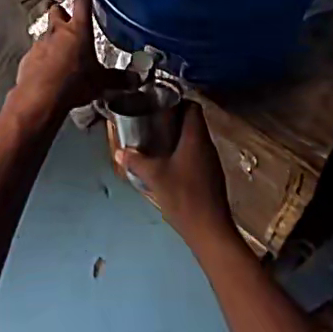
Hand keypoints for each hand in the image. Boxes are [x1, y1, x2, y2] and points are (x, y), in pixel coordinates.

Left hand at [3, 0, 128, 132]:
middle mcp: (57, 31)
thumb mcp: (101, 82)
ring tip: (62, 54)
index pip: (82, 3)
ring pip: (46, 32)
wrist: (40, 99)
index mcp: (78, 30)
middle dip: (63, 14)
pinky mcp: (27, 58)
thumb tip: (135, 79)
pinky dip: (42, 57)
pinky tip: (48, 72)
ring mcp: (40, 43)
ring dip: (53, 39)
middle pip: (57, 10)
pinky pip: (36, 52)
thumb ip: (118, 78)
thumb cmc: (73, 84)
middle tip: (71, 25)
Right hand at [112, 101, 235, 247]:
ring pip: (196, 139)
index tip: (160, 104)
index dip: (178, 101)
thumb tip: (120, 151)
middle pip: (194, 121)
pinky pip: (198, 154)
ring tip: (158, 141)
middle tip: (154, 122)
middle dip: (175, 119)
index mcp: (196, 137)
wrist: (210, 230)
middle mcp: (207, 144)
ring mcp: (212, 161)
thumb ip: (136, 161)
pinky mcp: (212, 176)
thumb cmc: (184, 197)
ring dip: (180, 137)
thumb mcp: (155, 177)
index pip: (193, 106)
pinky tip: (170, 163)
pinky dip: (185, 153)